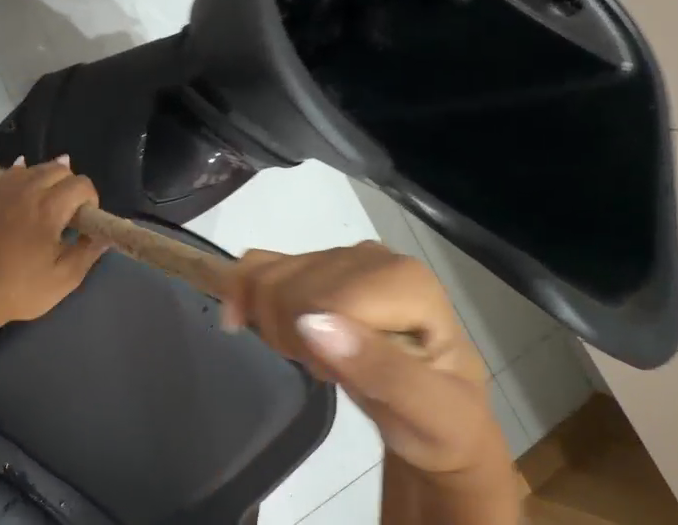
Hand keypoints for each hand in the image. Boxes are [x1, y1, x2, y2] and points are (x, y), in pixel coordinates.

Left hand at [0, 157, 108, 325]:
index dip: (91, 200)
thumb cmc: (23, 287)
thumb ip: (88, 251)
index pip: (81, 184)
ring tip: (53, 203)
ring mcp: (5, 190)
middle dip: (72, 187)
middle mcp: (27, 190)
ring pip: (36, 167)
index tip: (86, 224)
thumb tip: (105, 234)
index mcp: (48, 208)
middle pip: (59, 169)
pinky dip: (26, 173)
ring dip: (51, 179)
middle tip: (71, 216)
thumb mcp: (65, 277)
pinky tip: (29, 184)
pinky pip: (13, 172)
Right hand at [221, 243, 511, 484]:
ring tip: (305, 352)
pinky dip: (237, 290)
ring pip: (263, 273)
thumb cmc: (441, 421)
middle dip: (286, 333)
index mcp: (404, 281)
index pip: (320, 299)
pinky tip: (238, 317)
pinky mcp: (317, 264)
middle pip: (286, 283)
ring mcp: (340, 257)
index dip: (310, 342)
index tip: (330, 376)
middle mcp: (370, 256)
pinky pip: (257, 265)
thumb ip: (379, 369)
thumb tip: (312, 324)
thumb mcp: (428, 412)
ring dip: (267, 321)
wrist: (437, 419)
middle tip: (321, 369)